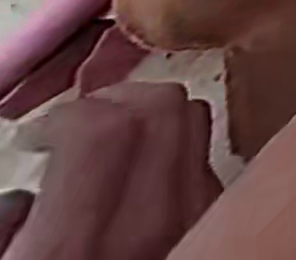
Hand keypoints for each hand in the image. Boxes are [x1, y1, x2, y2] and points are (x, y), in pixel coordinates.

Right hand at [1, 82, 221, 258]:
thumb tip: (20, 199)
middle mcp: (159, 221)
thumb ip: (6, 232)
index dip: (73, 116)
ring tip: (96, 153)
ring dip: (149, 125)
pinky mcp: (220, 226)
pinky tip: (125, 188)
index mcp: (78, 248)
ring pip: (197, 127)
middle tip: (72, 128)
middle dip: (119, 103)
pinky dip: (168, 157)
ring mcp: (203, 219)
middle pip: (169, 111)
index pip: (113, 125)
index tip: (40, 133)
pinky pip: (205, 165)